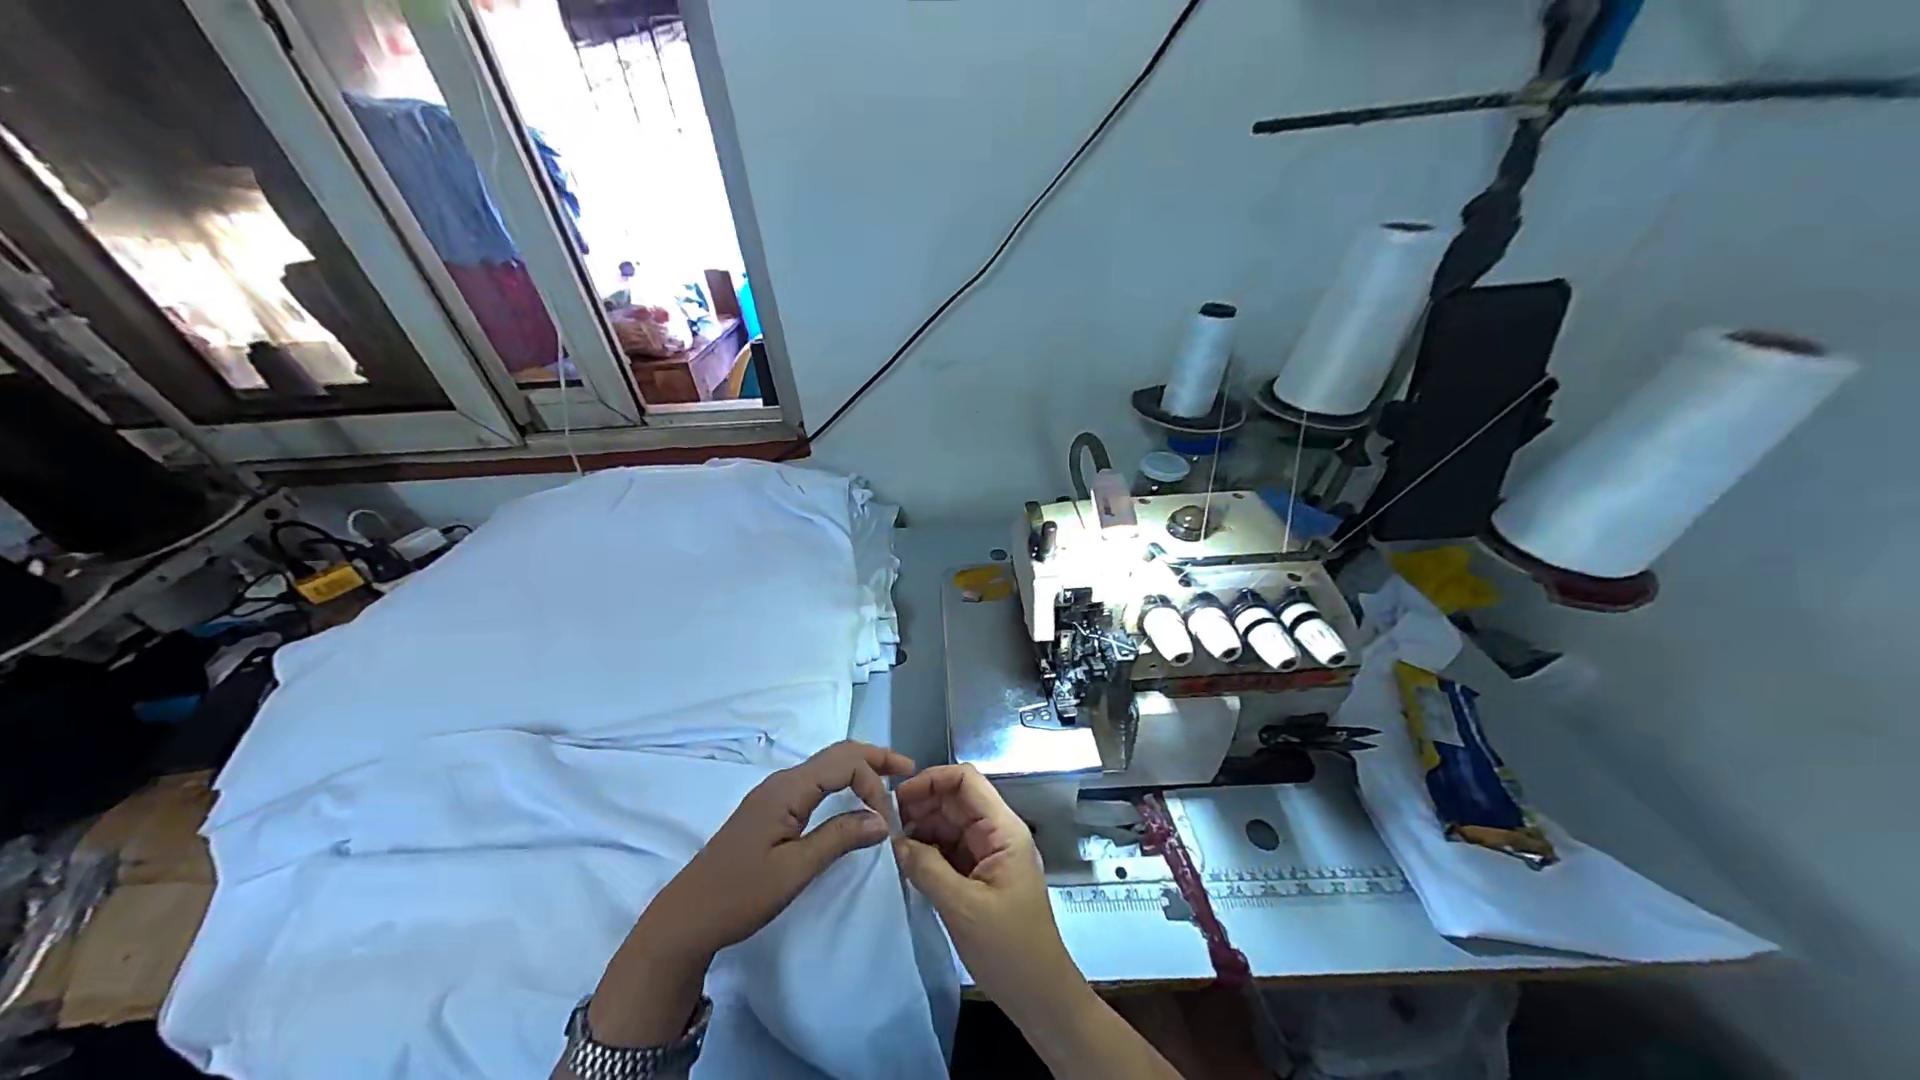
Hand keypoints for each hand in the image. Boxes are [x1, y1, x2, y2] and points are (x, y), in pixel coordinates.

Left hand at [647, 740, 915, 957]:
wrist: (686, 918)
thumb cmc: (740, 895)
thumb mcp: (795, 870)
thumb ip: (839, 838)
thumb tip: (882, 820)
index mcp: (787, 789)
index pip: (844, 763)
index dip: (873, 782)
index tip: (888, 820)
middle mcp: (781, 782)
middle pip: (836, 754)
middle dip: (874, 757)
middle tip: (908, 769)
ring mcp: (773, 794)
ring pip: (825, 766)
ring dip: (858, 768)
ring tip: (888, 780)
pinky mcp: (770, 810)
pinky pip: (814, 782)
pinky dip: (841, 782)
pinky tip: (852, 797)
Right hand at [893, 764, 1083, 1020]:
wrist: (1040, 996)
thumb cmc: (1011, 950)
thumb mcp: (964, 907)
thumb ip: (927, 868)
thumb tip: (894, 841)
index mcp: (1003, 830)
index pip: (966, 780)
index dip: (931, 779)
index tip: (897, 798)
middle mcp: (996, 834)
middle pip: (955, 800)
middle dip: (920, 805)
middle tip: (884, 824)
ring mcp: (988, 855)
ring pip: (948, 824)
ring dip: (920, 829)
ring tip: (889, 844)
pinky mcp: (979, 877)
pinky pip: (948, 850)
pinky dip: (926, 851)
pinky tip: (904, 863)